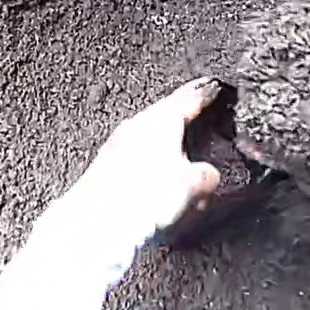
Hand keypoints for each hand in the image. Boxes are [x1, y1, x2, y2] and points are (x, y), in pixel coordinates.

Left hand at [58, 77, 223, 234]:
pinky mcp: (106, 163)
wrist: (97, 221)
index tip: (213, 87)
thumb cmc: (140, 196)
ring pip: (150, 134)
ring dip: (165, 143)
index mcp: (162, 117)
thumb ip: (207, 175)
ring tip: (178, 160)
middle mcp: (138, 123)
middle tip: (197, 119)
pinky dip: (148, 161)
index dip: (206, 92)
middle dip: (183, 118)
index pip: (191, 96)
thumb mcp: (192, 186)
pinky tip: (152, 179)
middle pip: (167, 113)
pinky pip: (135, 154)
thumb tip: (210, 175)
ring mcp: (119, 141)